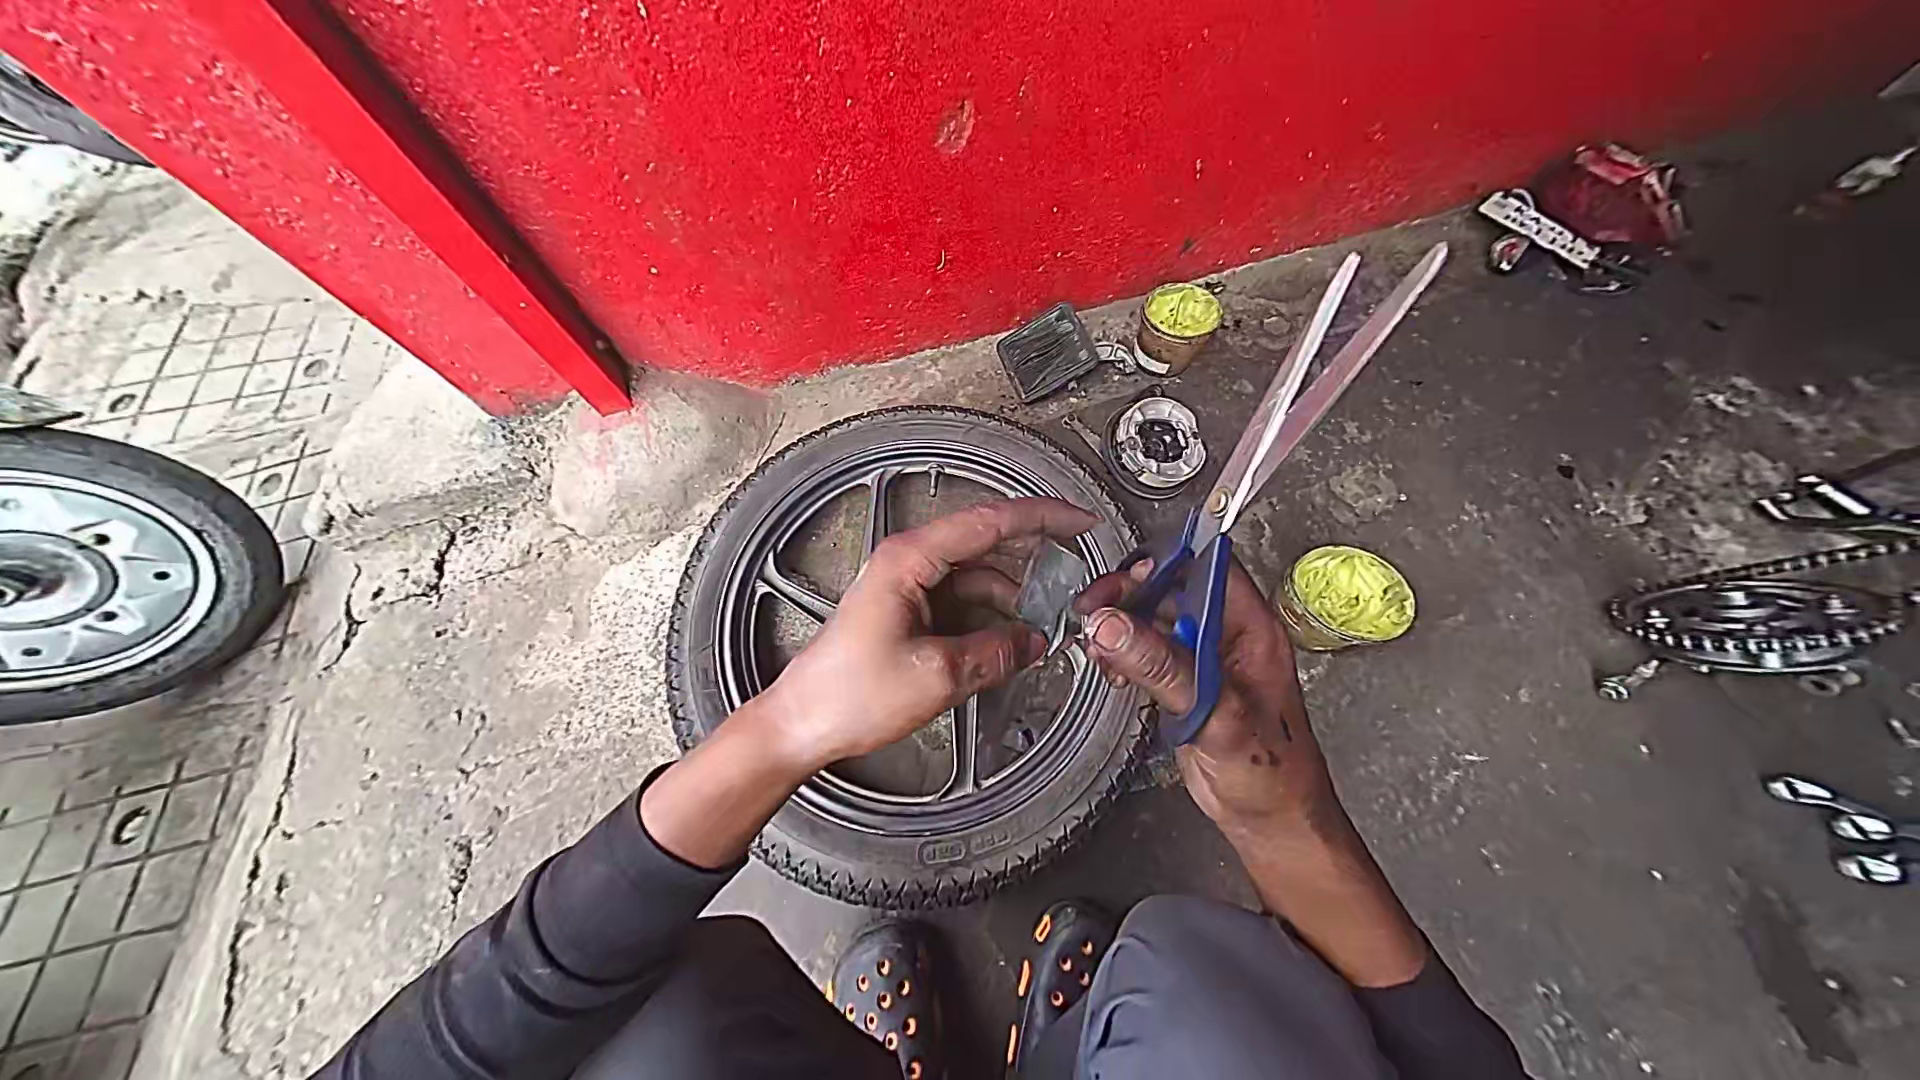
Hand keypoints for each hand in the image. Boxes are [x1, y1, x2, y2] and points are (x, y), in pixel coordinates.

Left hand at [759, 497, 1097, 771]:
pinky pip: (964, 601)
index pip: (990, 521)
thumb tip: (1034, 642)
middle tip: (1074, 567)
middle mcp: (909, 563)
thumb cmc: (847, 694)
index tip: (1078, 521)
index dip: (1042, 517)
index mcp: (910, 559)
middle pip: (986, 542)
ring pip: (979, 574)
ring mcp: (910, 586)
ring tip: (1047, 614)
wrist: (804, 722)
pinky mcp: (911, 610)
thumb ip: (996, 653)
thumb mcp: (937, 675)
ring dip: (1014, 592)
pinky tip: (1014, 634)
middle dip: (1034, 555)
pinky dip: (992, 614)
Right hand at [1073, 555, 1335, 840]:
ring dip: (1119, 626)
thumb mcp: (1217, 712)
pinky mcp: (1181, 681)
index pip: (1208, 566)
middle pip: (1170, 587)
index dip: (1165, 561)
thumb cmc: (1271, 771)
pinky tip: (1112, 670)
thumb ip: (1163, 667)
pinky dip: (1120, 654)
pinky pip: (1143, 650)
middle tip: (1096, 609)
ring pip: (1151, 618)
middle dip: (1129, 594)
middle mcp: (1225, 634)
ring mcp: (1200, 657)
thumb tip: (1113, 626)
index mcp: (1250, 627)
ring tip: (1099, 644)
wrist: (1269, 819)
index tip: (1126, 575)